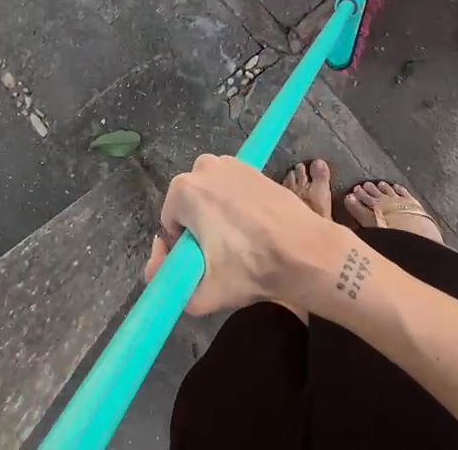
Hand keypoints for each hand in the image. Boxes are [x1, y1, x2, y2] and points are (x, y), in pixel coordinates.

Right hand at [143, 155, 345, 313]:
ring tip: (238, 243)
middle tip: (220, 256)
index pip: (169, 223)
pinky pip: (231, 188)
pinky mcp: (253, 167)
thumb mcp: (202, 294)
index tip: (200, 263)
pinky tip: (253, 227)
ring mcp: (231, 163)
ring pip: (211, 195)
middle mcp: (203, 167)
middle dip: (198, 228)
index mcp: (183, 190)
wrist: (303, 250)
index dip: (181, 247)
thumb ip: (166, 285)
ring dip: (216, 215)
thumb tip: (154, 273)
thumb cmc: (250, 267)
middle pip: (189, 206)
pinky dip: (235, 205)